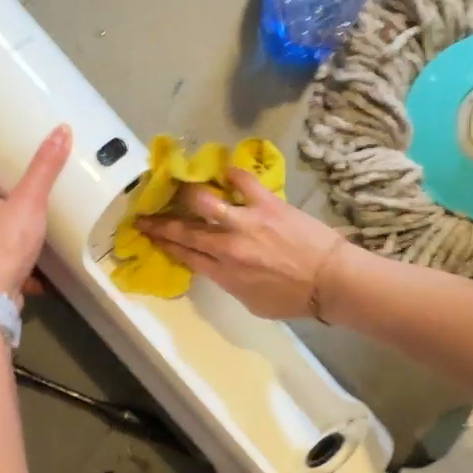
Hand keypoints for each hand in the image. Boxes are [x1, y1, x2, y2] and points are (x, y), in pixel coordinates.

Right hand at [139, 167, 346, 319]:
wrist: (329, 281)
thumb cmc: (293, 299)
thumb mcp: (252, 302)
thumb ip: (230, 282)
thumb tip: (216, 266)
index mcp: (223, 274)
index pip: (184, 254)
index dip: (164, 244)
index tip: (148, 235)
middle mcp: (228, 247)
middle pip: (185, 231)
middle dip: (161, 223)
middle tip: (143, 214)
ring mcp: (246, 223)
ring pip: (205, 203)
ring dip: (187, 193)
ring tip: (178, 185)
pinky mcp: (268, 205)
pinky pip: (243, 182)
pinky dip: (231, 174)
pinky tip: (222, 170)